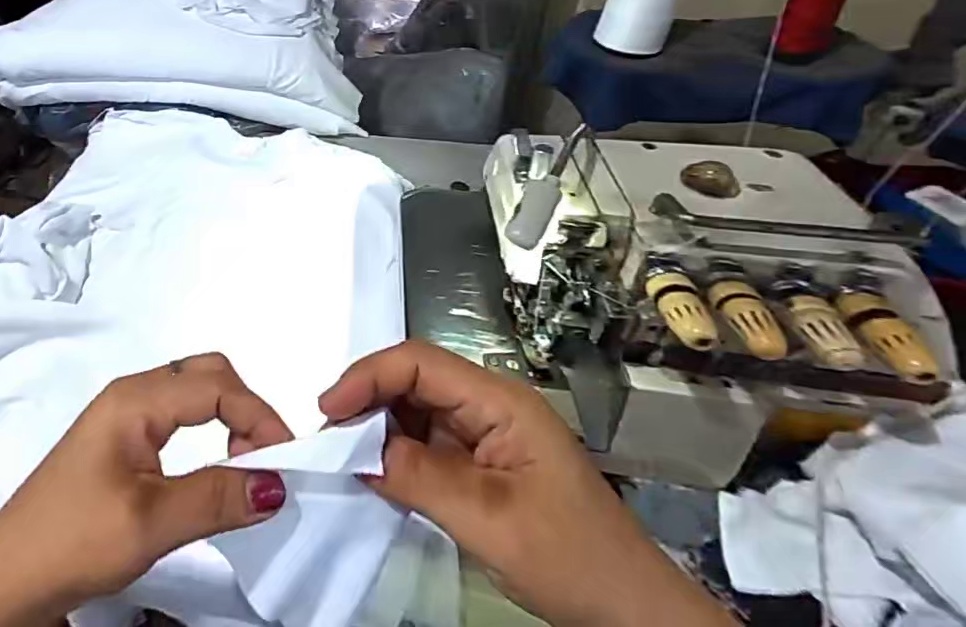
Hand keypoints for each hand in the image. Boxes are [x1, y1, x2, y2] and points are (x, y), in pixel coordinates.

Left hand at [0, 354, 293, 626]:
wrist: (15, 569)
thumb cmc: (76, 537)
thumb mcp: (150, 522)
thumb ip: (216, 497)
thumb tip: (277, 482)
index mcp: (134, 399)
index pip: (214, 384)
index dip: (258, 415)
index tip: (288, 463)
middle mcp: (129, 393)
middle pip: (204, 373)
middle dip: (245, 406)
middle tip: (266, 463)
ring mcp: (122, 413)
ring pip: (191, 391)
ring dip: (228, 417)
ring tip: (246, 469)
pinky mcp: (121, 437)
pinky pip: (176, 414)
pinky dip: (208, 428)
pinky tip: (214, 466)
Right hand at [320, 341, 732, 626]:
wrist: (636, 619)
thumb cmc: (574, 561)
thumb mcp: (489, 521)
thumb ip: (416, 476)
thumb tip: (352, 453)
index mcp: (499, 402)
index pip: (417, 363)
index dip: (366, 377)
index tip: (329, 410)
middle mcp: (486, 405)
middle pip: (408, 379)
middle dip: (364, 401)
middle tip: (330, 438)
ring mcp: (480, 432)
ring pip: (408, 408)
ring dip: (373, 428)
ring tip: (344, 455)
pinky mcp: (473, 460)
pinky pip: (418, 439)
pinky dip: (389, 451)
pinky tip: (374, 470)